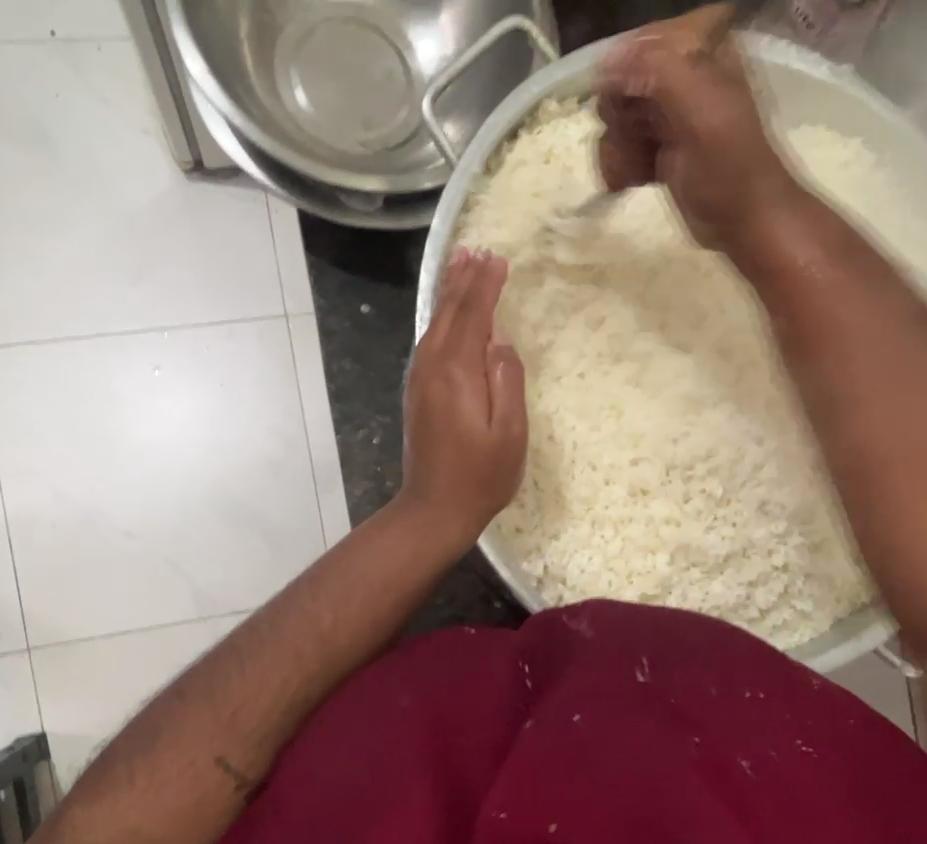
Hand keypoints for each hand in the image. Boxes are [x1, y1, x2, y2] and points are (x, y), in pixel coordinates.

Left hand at [397, 248, 526, 548]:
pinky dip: (442, 319)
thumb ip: (507, 379)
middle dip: (464, 280)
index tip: (499, 259)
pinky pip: (430, 342)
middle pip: (448, 312)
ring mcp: (420, 380)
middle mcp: (431, 367)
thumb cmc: (480, 476)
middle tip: (478, 251)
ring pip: (435, 324)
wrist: (434, 509)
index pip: (474, 315)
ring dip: (449, 295)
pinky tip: (449, 315)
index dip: (486, 285)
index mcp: (456, 372)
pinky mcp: (417, 393)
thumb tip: (498, 338)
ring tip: (462, 267)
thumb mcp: (509, 431)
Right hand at [595, 4, 801, 259]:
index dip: (625, 76)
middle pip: (623, 81)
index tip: (626, 110)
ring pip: (617, 116)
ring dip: (617, 149)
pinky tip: (629, 182)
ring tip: (633, 176)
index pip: (643, 43)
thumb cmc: (730, 169)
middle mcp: (685, 75)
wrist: (744, 223)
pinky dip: (620, 164)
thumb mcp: (701, 112)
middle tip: (636, 147)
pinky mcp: (660, 145)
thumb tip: (606, 63)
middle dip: (620, 120)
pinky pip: (621, 143)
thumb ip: (658, 73)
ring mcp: (670, 112)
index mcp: (705, 51)